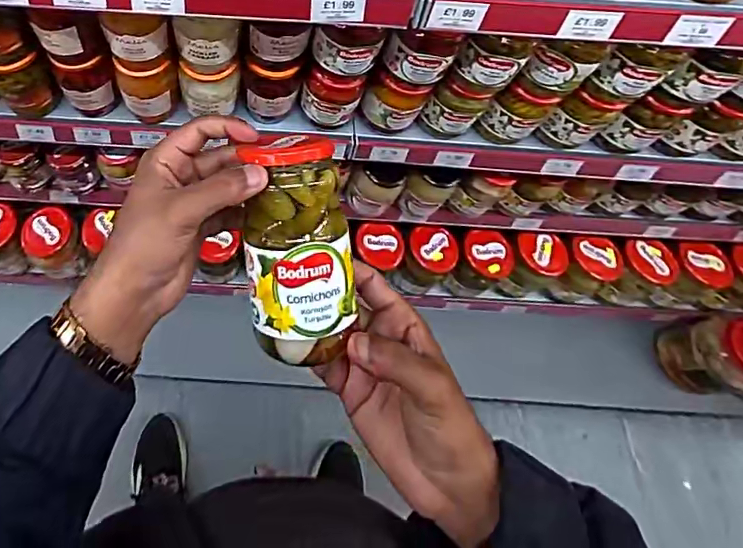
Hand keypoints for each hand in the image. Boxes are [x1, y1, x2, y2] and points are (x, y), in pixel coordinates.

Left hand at [69, 116, 265, 363]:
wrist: (132, 293)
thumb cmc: (142, 243)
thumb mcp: (181, 210)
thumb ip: (222, 189)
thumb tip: (258, 173)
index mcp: (165, 161)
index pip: (200, 131)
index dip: (227, 128)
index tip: (254, 137)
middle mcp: (179, 177)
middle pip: (218, 158)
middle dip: (245, 161)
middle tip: (276, 166)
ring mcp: (191, 202)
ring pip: (226, 185)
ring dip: (248, 186)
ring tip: (277, 188)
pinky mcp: (200, 226)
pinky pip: (228, 210)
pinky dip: (244, 211)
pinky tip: (263, 213)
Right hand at [314, 264, 498, 546]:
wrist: (449, 486)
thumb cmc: (456, 429)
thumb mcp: (433, 387)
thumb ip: (396, 361)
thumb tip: (358, 344)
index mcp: (403, 326)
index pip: (373, 285)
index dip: (350, 268)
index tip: (325, 256)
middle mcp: (380, 339)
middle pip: (344, 305)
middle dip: (320, 291)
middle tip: (294, 281)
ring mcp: (363, 364)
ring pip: (329, 332)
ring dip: (309, 321)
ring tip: (286, 309)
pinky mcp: (349, 389)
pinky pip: (323, 364)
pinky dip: (306, 354)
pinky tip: (294, 346)